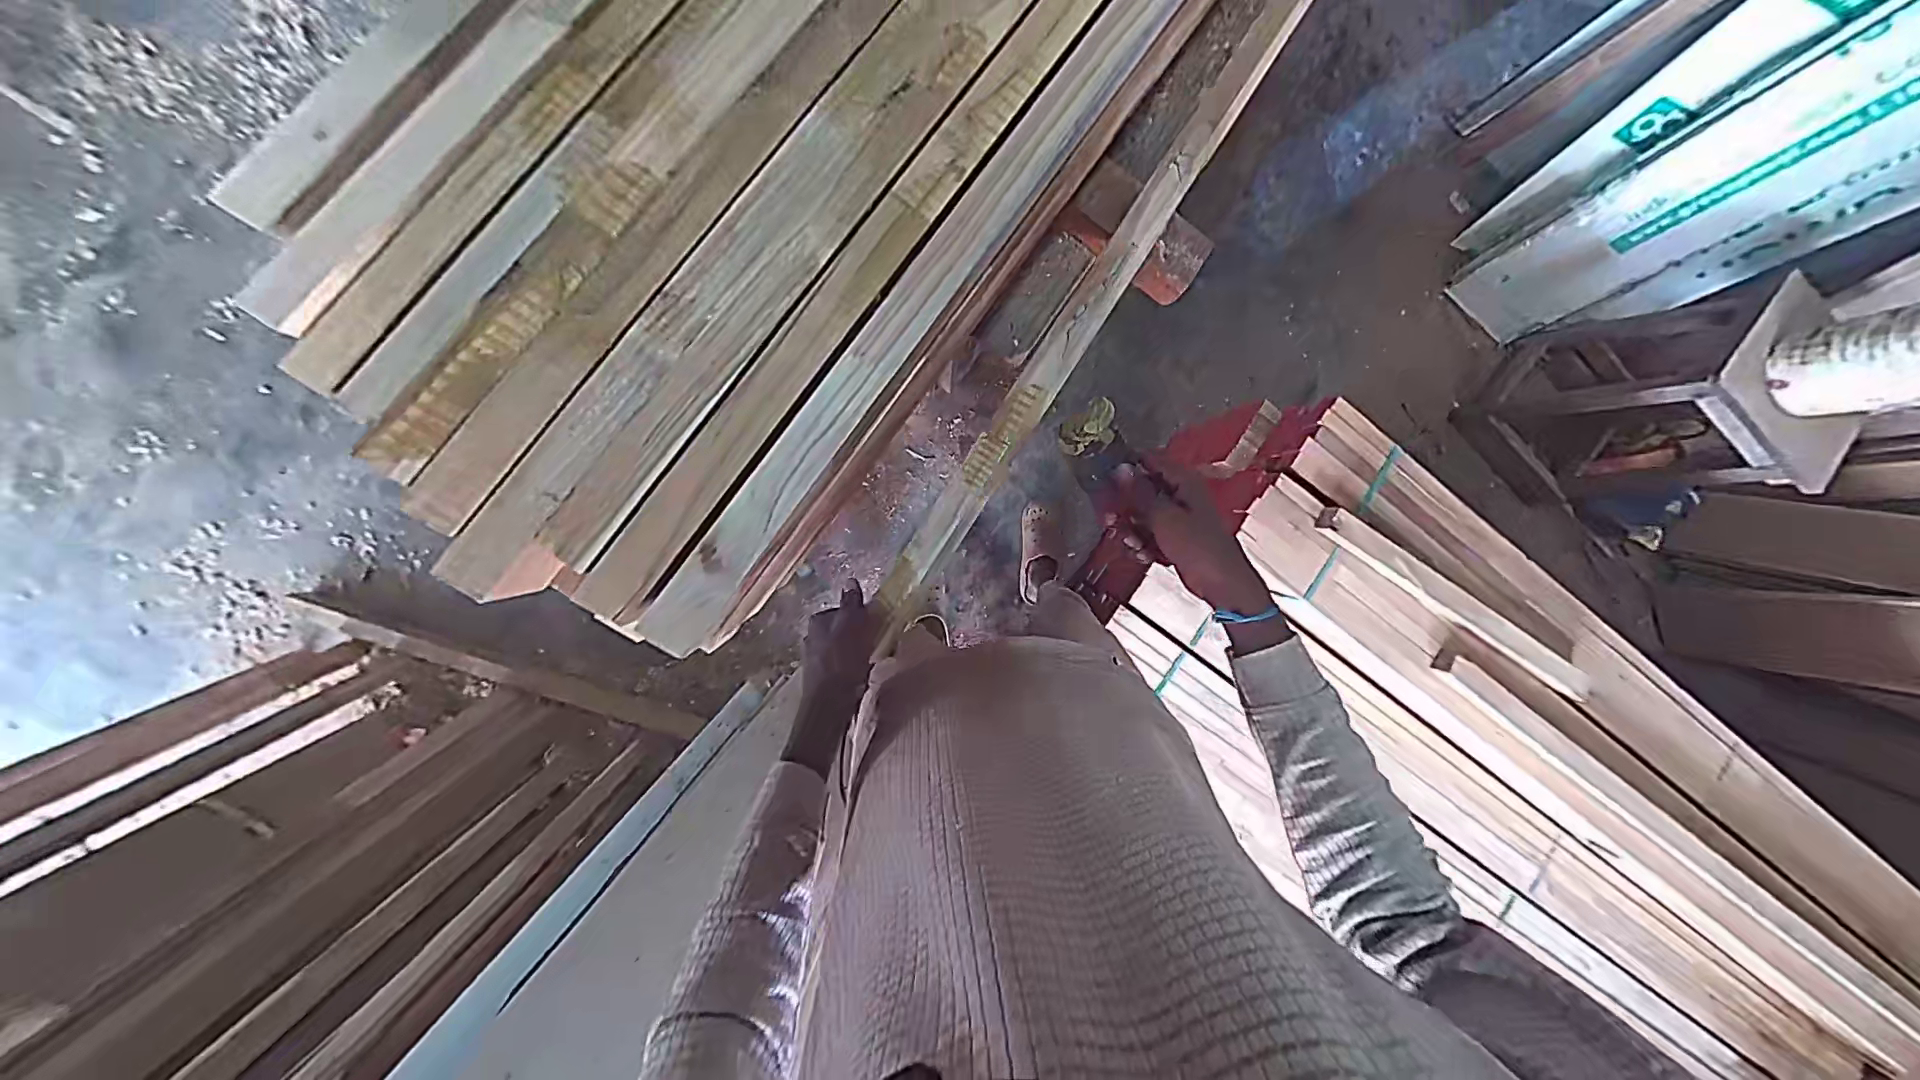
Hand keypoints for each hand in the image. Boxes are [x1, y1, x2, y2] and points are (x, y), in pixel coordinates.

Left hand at [785, 581, 879, 777]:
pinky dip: (852, 667)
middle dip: (860, 634)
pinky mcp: (820, 678)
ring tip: (872, 661)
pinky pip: (841, 665)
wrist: (829, 706)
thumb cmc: (842, 663)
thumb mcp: (852, 627)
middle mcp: (811, 637)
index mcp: (817, 621)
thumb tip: (851, 580)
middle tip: (877, 644)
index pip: (844, 609)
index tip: (876, 625)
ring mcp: (814, 659)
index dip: (862, 616)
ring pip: (843, 647)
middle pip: (843, 628)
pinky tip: (861, 676)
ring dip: (858, 651)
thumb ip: (851, 604)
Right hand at [1109, 458, 1267, 611]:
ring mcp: (1178, 518)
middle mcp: (1181, 496)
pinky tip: (1144, 554)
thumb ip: (1139, 492)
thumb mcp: (1163, 516)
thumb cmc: (1199, 547)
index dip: (1127, 467)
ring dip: (1133, 530)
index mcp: (1184, 482)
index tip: (1107, 478)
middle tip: (1111, 518)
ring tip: (1134, 543)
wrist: (1220, 584)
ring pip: (1143, 515)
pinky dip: (1143, 543)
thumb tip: (1120, 469)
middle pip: (1142, 490)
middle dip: (1125, 506)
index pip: (1150, 461)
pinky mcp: (1175, 538)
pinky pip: (1149, 534)